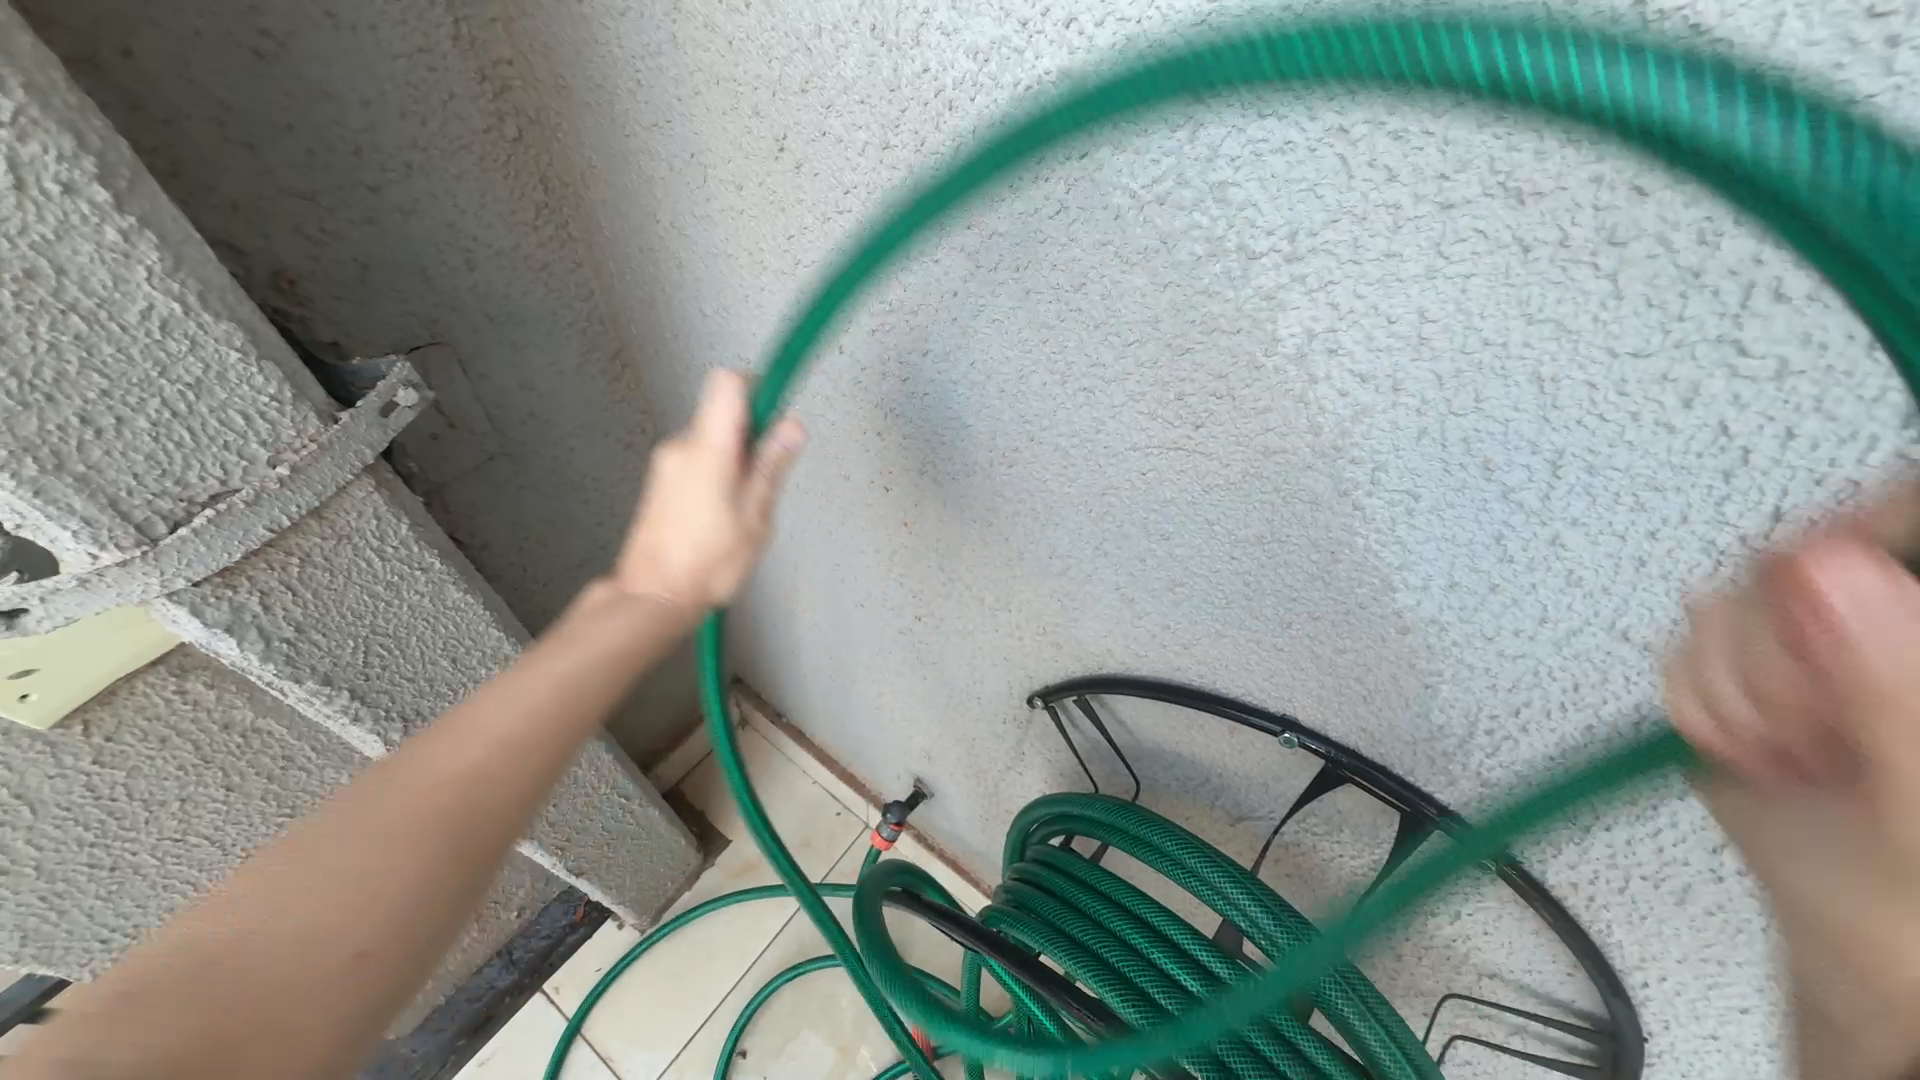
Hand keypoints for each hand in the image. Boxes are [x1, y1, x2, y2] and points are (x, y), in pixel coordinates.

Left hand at [608, 370, 804, 621]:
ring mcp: (668, 463)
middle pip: (724, 411)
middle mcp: (682, 448)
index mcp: (708, 451)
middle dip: (753, 435)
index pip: (729, 383)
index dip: (759, 389)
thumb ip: (772, 466)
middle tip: (767, 476)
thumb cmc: (703, 566)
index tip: (779, 409)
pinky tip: (726, 510)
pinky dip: (720, 472)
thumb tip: (791, 428)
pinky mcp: (664, 479)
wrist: (655, 595)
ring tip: (745, 503)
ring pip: (714, 437)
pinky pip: (700, 457)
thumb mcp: (755, 516)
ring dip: (737, 458)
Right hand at [1664, 476, 1919, 1077]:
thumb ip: (1890, 687)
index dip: (1852, 542)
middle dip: (1776, 648)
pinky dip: (1695, 700)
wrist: (1873, 955)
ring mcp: (1817, 642)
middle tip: (1819, 729)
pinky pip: (1681, 640)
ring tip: (1791, 753)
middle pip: (1797, 550)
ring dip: (1728, 685)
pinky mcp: (1748, 667)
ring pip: (1725, 594)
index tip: (1828, 613)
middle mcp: (1888, 620)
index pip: (1901, 514)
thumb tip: (1816, 566)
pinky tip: (1753, 746)